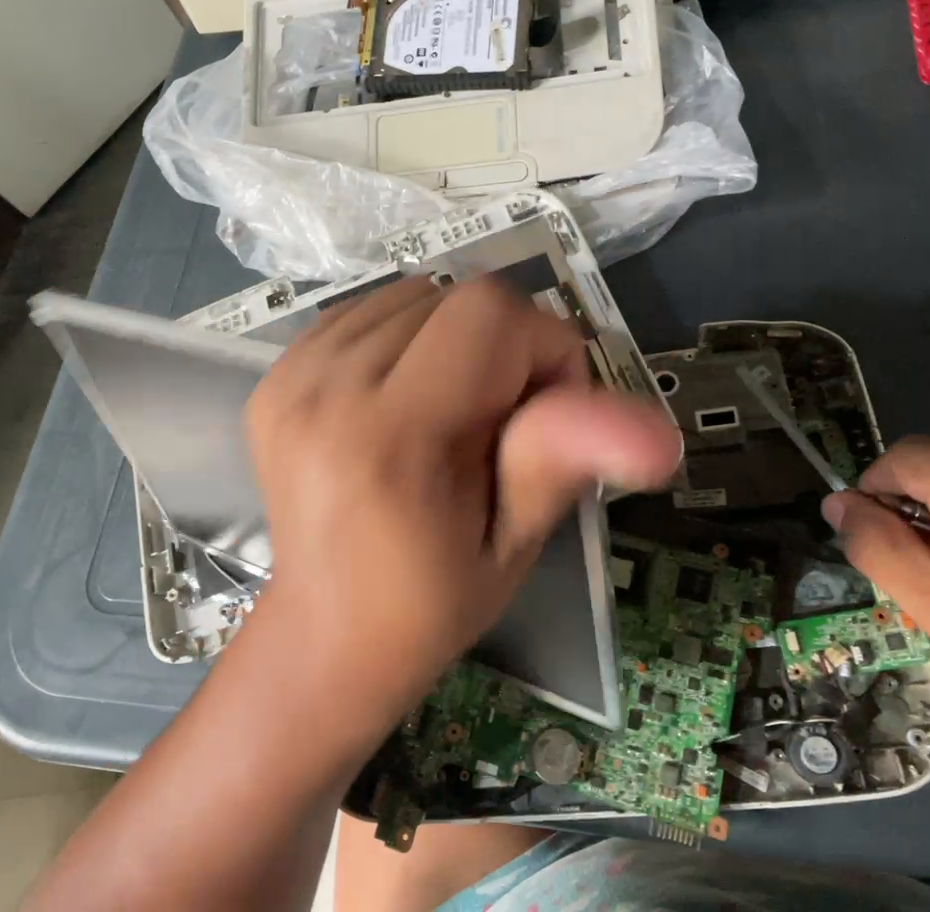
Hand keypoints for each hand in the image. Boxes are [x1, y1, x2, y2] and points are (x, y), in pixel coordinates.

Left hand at [245, 276, 679, 719]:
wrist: (325, 633)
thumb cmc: (431, 603)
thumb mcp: (513, 545)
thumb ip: (564, 463)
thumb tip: (657, 432)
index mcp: (389, 439)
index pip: (488, 313)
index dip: (542, 348)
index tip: (545, 413)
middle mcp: (326, 391)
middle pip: (452, 297)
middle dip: (502, 345)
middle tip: (498, 421)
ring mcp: (290, 378)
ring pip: (411, 296)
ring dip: (452, 340)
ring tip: (449, 414)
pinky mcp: (272, 377)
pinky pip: (365, 312)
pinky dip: (404, 339)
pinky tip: (404, 400)